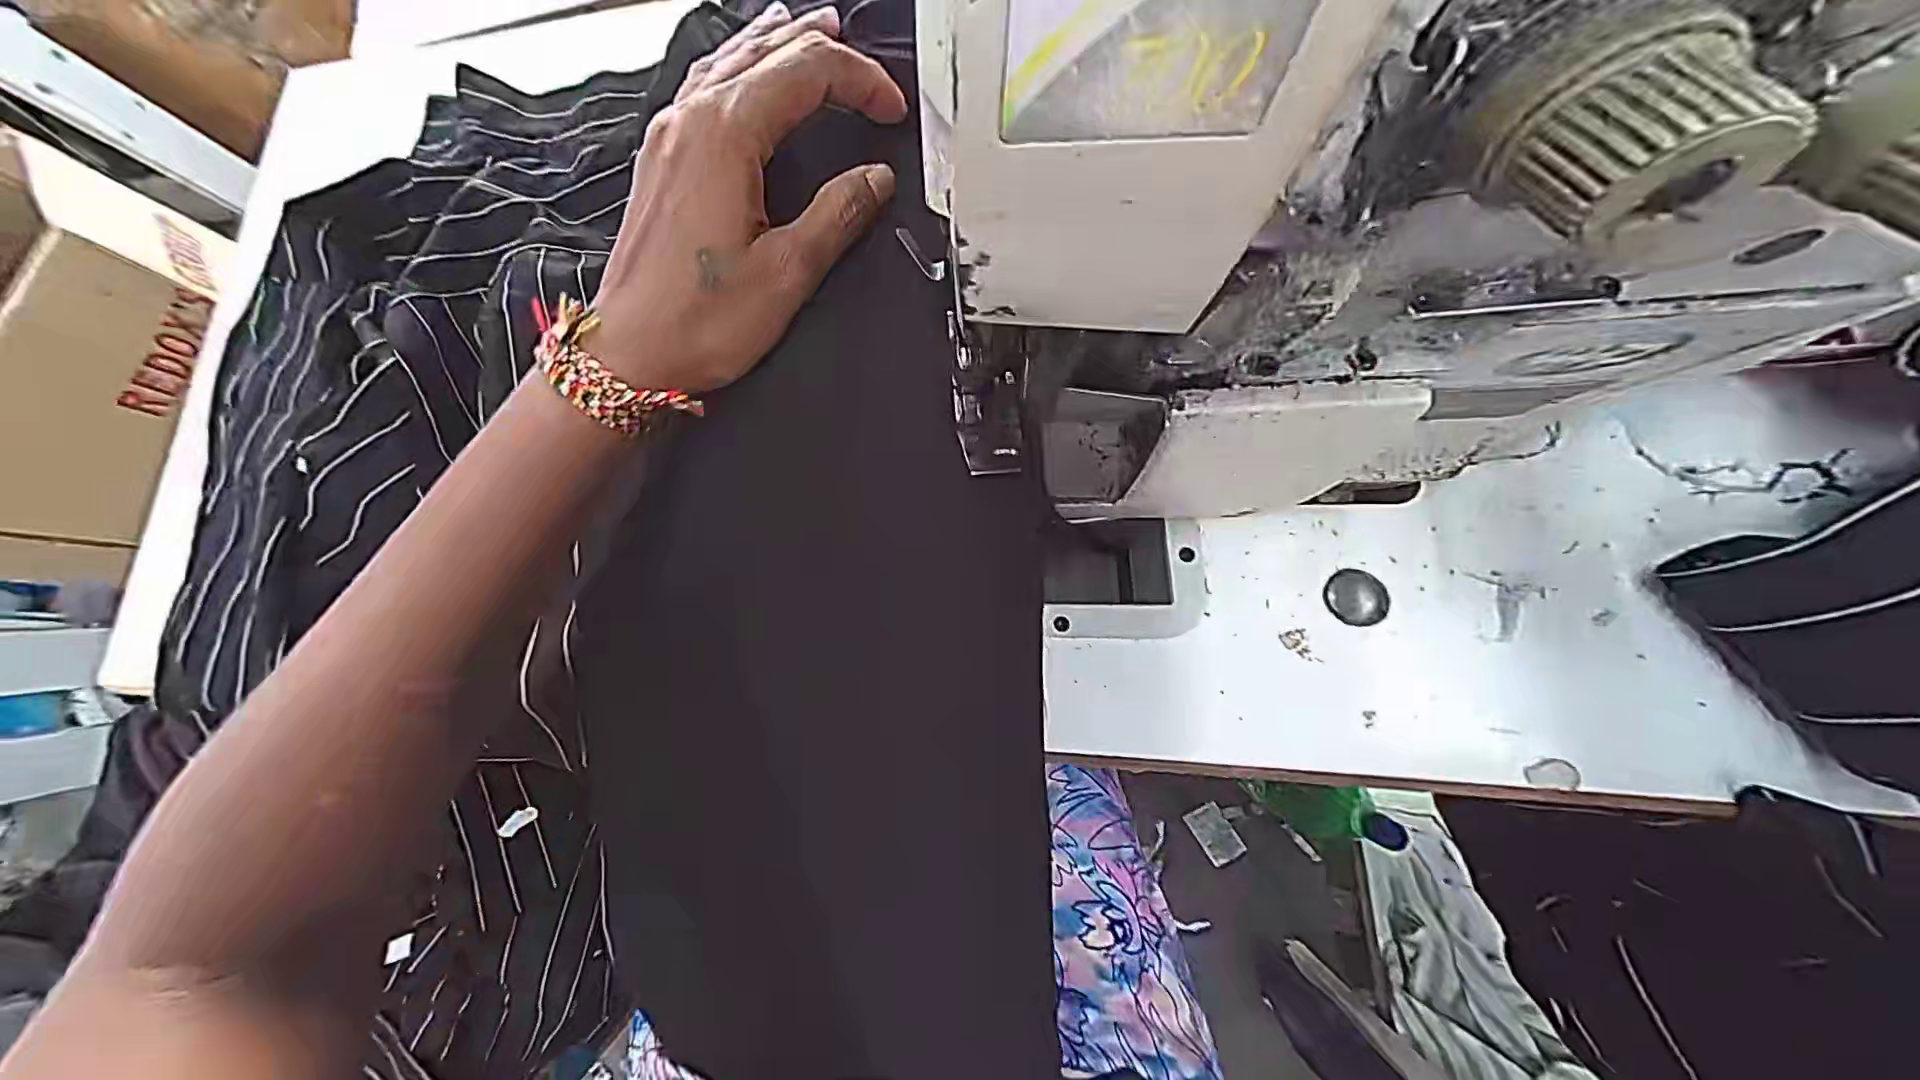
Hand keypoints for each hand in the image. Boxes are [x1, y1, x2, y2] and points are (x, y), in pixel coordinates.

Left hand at [582, 2, 907, 393]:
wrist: (633, 352)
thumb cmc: (697, 321)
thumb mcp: (788, 272)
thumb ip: (838, 215)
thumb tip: (873, 181)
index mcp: (725, 137)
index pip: (806, 72)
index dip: (860, 81)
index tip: (891, 109)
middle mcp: (690, 123)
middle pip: (766, 52)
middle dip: (823, 50)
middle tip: (863, 66)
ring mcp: (669, 139)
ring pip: (731, 62)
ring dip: (778, 46)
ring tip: (809, 36)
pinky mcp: (661, 164)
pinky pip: (705, 89)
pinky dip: (740, 72)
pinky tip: (747, 80)